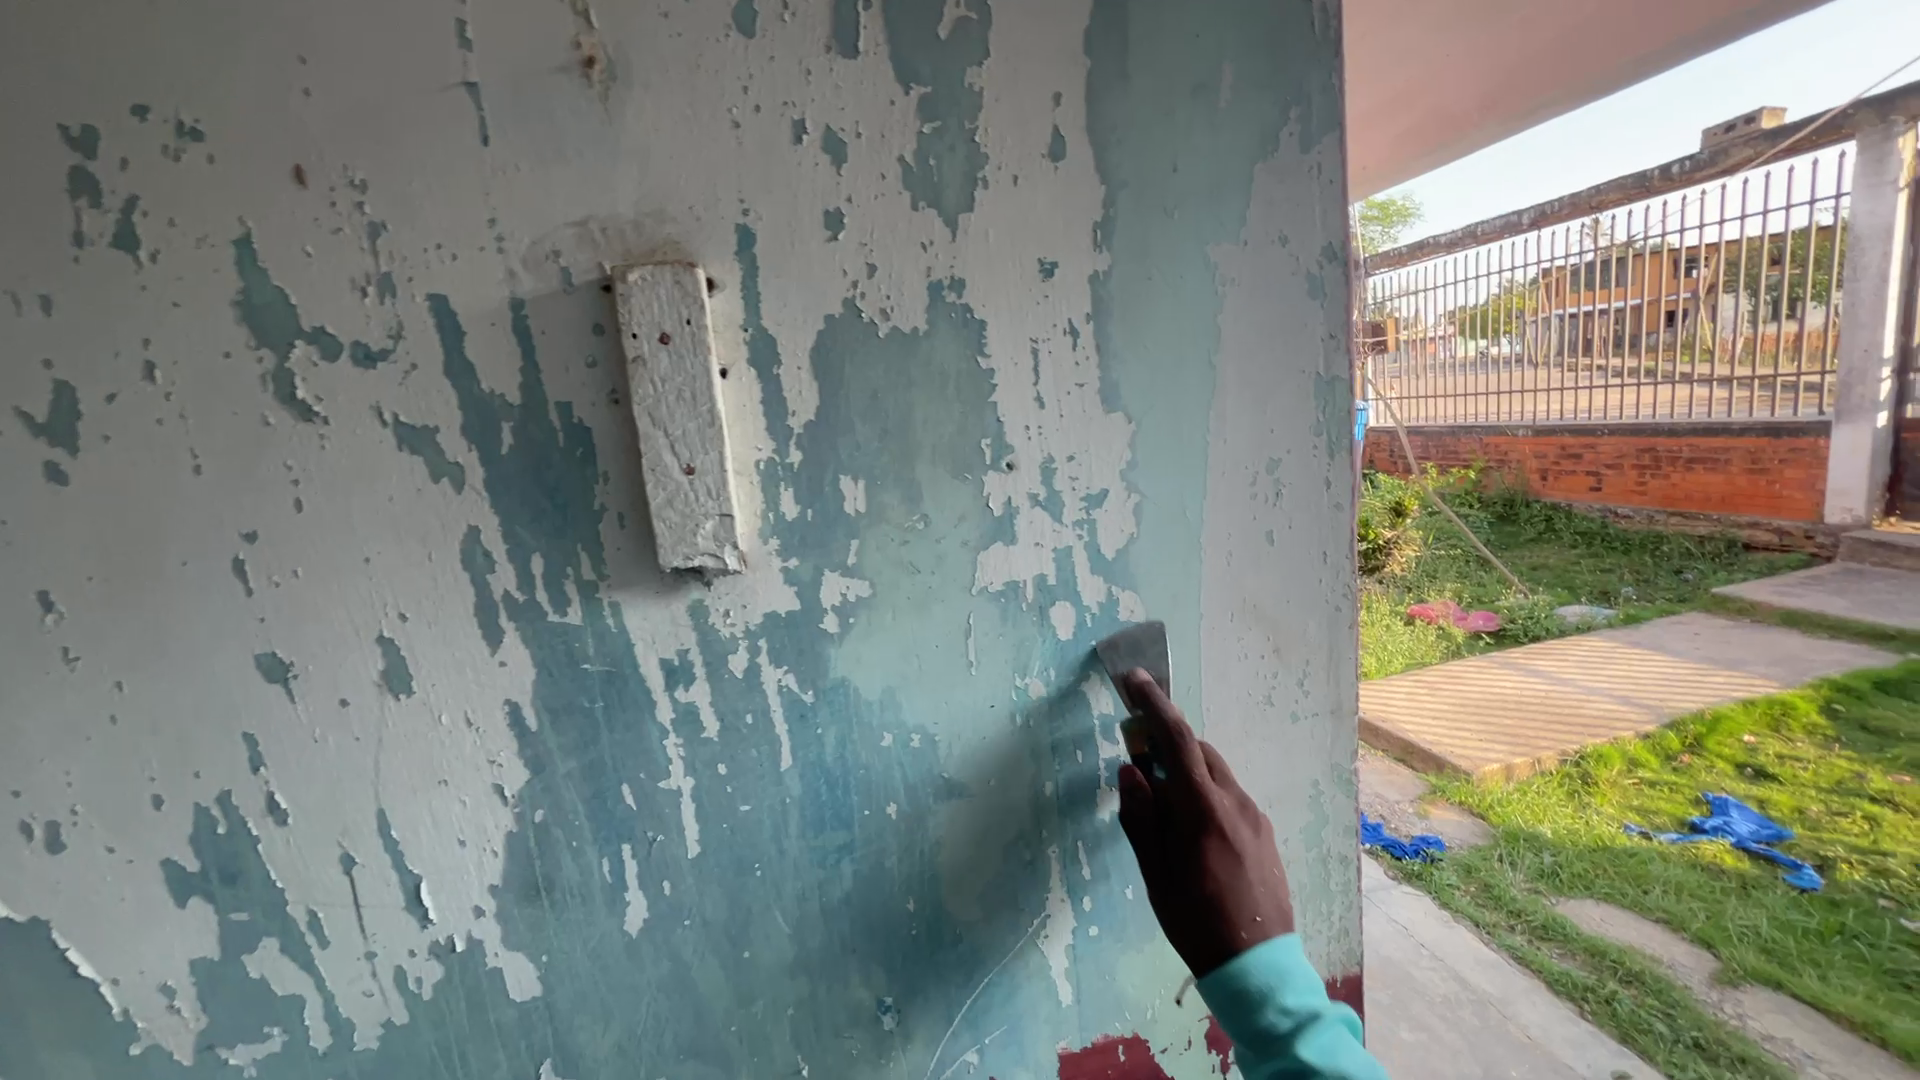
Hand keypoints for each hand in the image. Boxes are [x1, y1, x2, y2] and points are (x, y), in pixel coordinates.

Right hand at [1116, 668, 1293, 977]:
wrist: (1258, 966)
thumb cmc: (1194, 919)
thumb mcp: (1154, 871)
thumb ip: (1141, 815)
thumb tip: (1131, 770)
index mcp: (1202, 808)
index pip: (1176, 739)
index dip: (1154, 704)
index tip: (1135, 679)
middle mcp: (1235, 802)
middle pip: (1198, 751)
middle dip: (1168, 744)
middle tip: (1141, 765)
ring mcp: (1255, 817)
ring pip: (1216, 773)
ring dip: (1188, 772)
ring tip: (1166, 809)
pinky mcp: (1265, 833)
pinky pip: (1230, 796)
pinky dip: (1206, 794)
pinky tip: (1195, 833)